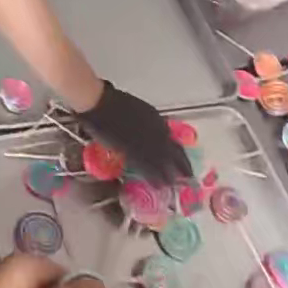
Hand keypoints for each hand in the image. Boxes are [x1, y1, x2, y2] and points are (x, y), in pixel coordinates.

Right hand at [75, 81, 192, 182]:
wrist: (99, 103)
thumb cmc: (111, 101)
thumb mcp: (136, 110)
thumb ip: (145, 123)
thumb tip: (147, 133)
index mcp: (156, 120)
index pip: (173, 140)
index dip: (179, 153)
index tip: (181, 161)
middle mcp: (157, 131)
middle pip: (175, 153)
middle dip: (182, 166)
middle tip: (187, 178)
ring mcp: (146, 141)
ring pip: (164, 163)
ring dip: (170, 175)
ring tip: (173, 185)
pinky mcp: (133, 151)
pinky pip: (148, 168)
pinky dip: (153, 178)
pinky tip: (158, 185)